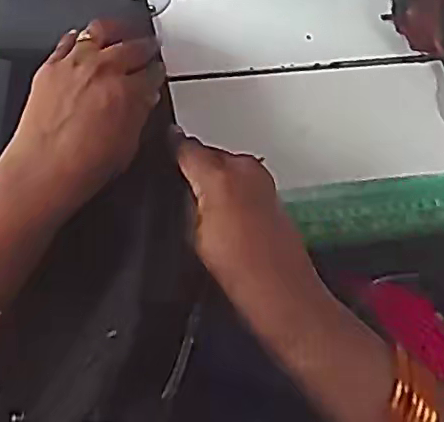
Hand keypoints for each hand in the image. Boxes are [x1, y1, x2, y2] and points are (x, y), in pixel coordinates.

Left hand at [0, 19, 161, 218]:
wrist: (42, 170)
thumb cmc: (81, 166)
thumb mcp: (128, 146)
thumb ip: (139, 115)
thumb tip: (143, 101)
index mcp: (127, 90)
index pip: (152, 71)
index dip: (157, 71)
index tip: (156, 71)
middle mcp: (102, 70)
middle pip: (132, 45)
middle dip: (145, 45)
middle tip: (148, 45)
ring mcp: (74, 63)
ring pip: (100, 30)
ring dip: (116, 30)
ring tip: (122, 30)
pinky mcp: (51, 65)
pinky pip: (68, 40)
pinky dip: (79, 37)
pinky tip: (83, 38)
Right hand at [174, 134, 318, 307]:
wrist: (284, 297)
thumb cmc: (239, 273)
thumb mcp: (192, 236)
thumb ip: (184, 197)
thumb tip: (177, 177)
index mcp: (219, 174)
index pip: (184, 145)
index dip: (168, 152)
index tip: (158, 160)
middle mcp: (243, 166)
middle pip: (205, 152)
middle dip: (193, 167)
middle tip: (182, 194)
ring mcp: (260, 177)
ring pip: (223, 164)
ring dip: (212, 177)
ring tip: (204, 211)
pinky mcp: (271, 190)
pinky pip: (240, 177)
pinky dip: (230, 188)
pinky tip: (224, 217)